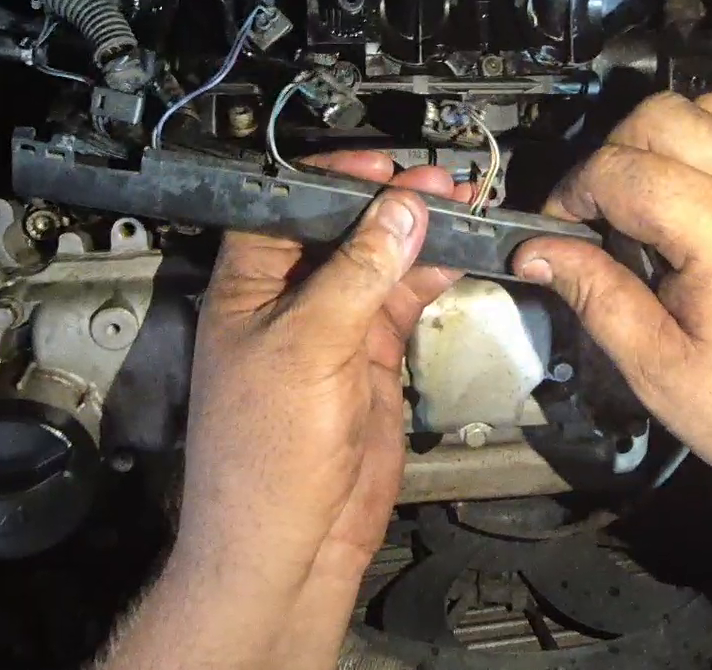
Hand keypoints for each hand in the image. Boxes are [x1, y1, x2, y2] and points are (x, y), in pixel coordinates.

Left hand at [103, 152, 464, 669]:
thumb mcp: (308, 346)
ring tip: (461, 205)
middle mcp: (291, 296)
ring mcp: (334, 325)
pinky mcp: (370, 355)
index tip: (383, 165)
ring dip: (417, 234)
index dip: (335, 179)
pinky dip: (429, 275)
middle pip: (343, 230)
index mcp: (250, 283)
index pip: (289, 206)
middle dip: (388, 203)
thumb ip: (358, 273)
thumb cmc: (266, 449)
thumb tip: (400, 209)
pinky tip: (456, 253)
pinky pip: (401, 301)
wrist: (292, 546)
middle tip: (438, 183)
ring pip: (379, 262)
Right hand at [511, 93, 711, 668]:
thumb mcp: (662, 370)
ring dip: (656, 139)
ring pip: (706, 109)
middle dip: (609, 155)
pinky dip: (703, 141)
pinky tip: (689, 195)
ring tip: (640, 200)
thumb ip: (594, 295)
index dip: (571, 195)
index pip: (621, 170)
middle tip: (594, 216)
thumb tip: (534, 252)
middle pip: (660, 117)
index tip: (555, 234)